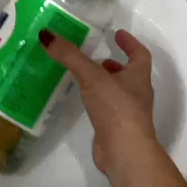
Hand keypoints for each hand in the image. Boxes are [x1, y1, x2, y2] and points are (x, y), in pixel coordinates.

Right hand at [40, 28, 161, 176]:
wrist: (125, 152)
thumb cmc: (116, 108)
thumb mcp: (92, 76)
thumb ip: (70, 56)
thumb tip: (46, 34)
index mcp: (138, 77)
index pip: (140, 54)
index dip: (130, 43)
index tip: (118, 34)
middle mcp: (137, 94)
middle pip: (130, 74)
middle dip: (115, 64)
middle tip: (97, 56)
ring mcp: (128, 114)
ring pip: (118, 92)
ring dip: (105, 83)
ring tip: (85, 76)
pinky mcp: (117, 129)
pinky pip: (108, 109)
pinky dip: (98, 101)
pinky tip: (83, 101)